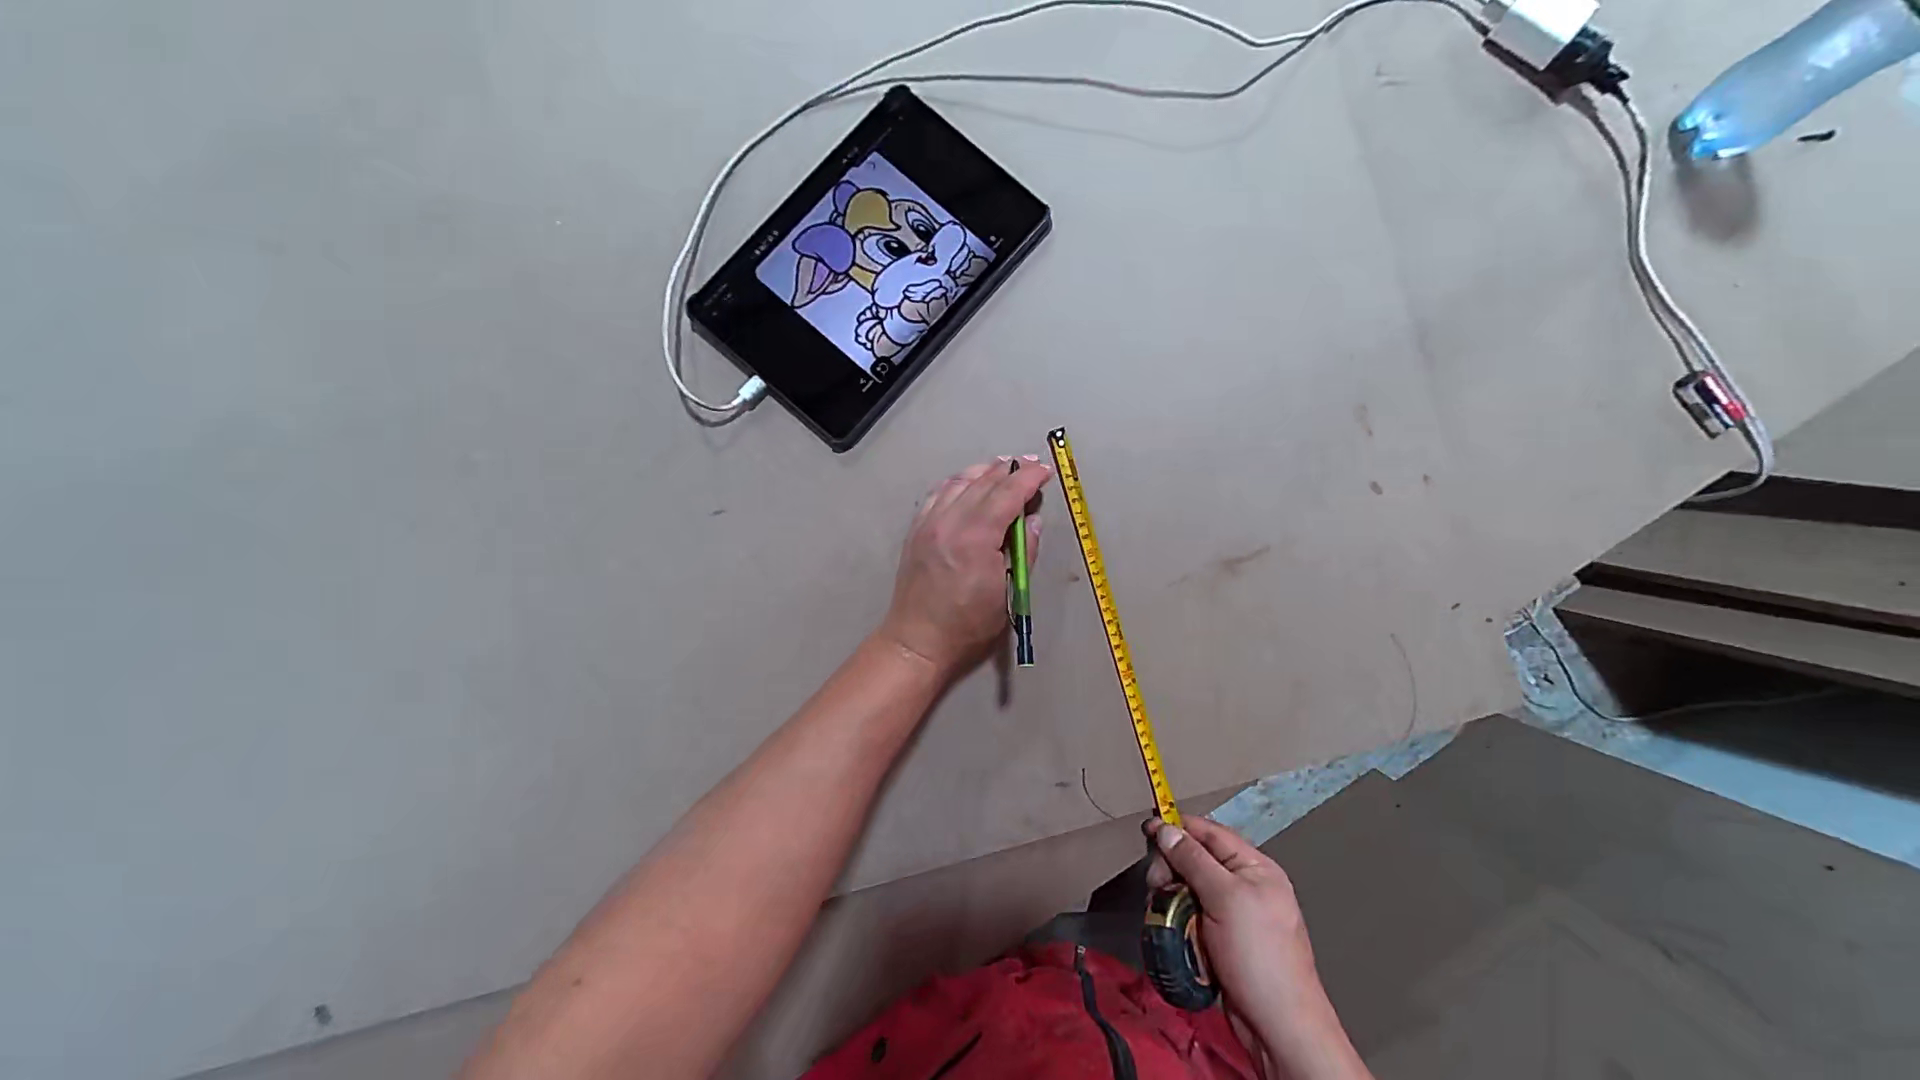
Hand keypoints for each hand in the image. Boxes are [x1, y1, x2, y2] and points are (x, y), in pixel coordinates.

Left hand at [877, 456, 1048, 678]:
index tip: (1046, 470)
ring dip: (984, 471)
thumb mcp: (1008, 593)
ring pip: (959, 481)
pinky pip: (938, 493)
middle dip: (1011, 470)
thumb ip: (1025, 551)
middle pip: (984, 482)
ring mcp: (928, 523)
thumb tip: (1033, 521)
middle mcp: (949, 521)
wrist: (917, 641)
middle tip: (1031, 464)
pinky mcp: (915, 530)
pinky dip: (958, 482)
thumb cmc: (968, 625)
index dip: (1030, 478)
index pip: (1008, 493)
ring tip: (1003, 468)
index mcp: (976, 537)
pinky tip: (968, 483)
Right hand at [1147, 818, 1371, 1079]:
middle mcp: (1245, 886)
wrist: (1277, 1027)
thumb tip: (1167, 830)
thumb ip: (1193, 860)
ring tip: (1172, 917)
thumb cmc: (1262, 961)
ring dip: (1172, 899)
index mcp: (1255, 868)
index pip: (1210, 833)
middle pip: (1194, 860)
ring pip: (1187, 889)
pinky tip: (1179, 933)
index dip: (1178, 828)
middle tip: (1159, 884)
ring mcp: (1232, 914)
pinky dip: (1179, 921)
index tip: (1149, 828)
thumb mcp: (1224, 898)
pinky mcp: (1220, 938)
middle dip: (1172, 870)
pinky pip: (1190, 916)